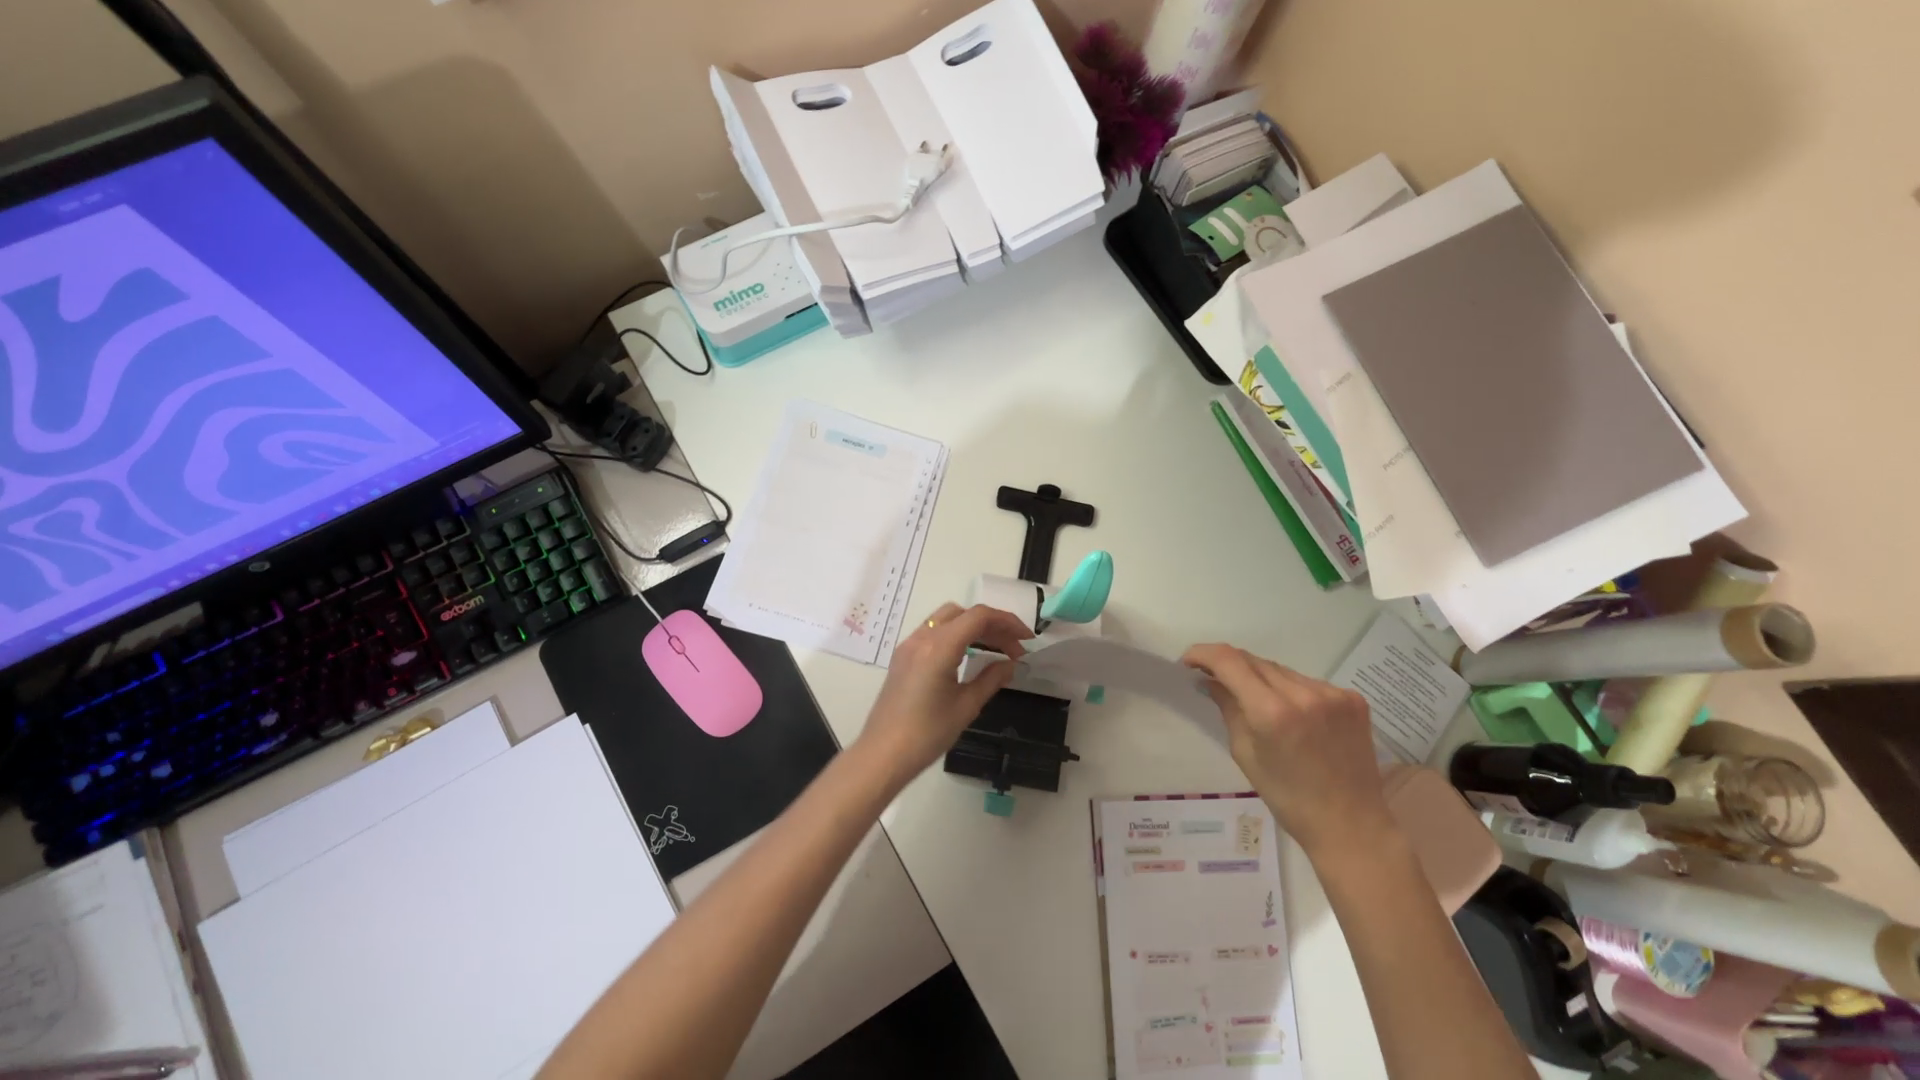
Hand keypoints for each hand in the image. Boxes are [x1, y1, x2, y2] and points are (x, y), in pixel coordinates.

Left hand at [856, 603, 1032, 785]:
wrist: (883, 754)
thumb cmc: (927, 734)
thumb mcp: (966, 707)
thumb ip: (991, 679)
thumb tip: (1009, 664)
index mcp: (939, 647)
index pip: (978, 617)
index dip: (1007, 622)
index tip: (1026, 640)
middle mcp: (922, 638)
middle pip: (963, 613)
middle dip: (992, 624)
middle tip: (1013, 647)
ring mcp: (908, 646)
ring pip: (946, 620)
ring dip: (973, 628)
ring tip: (995, 651)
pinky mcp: (903, 657)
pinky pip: (933, 633)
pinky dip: (955, 636)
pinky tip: (968, 657)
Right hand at [1182, 644, 1393, 856]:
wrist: (1350, 822)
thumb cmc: (1288, 798)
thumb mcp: (1245, 754)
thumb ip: (1228, 709)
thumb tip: (1211, 681)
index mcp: (1272, 712)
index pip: (1230, 661)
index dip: (1204, 653)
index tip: (1189, 660)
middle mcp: (1303, 694)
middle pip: (1256, 661)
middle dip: (1231, 666)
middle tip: (1215, 678)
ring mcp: (1332, 694)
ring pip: (1283, 671)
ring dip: (1263, 679)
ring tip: (1257, 702)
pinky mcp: (1353, 699)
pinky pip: (1309, 683)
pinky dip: (1292, 691)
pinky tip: (1294, 715)